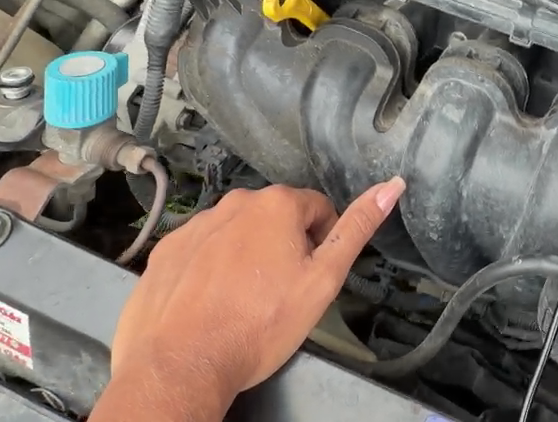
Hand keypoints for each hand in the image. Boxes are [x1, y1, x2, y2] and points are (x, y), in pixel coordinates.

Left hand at [93, 178, 405, 421]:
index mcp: (278, 204)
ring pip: (237, 233)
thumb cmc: (257, 326)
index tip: (307, 277)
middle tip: (278, 292)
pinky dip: (208, 270)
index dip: (320, 244)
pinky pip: (199, 251)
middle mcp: (235, 203)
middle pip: (275, 218)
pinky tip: (210, 303)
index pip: (318, 209)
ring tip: (242, 301)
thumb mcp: (324, 279)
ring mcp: (196, 227)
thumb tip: (391, 186)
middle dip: (282, 247)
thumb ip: (357, 228)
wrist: (180, 370)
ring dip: (245, 256)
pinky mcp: (165, 252)